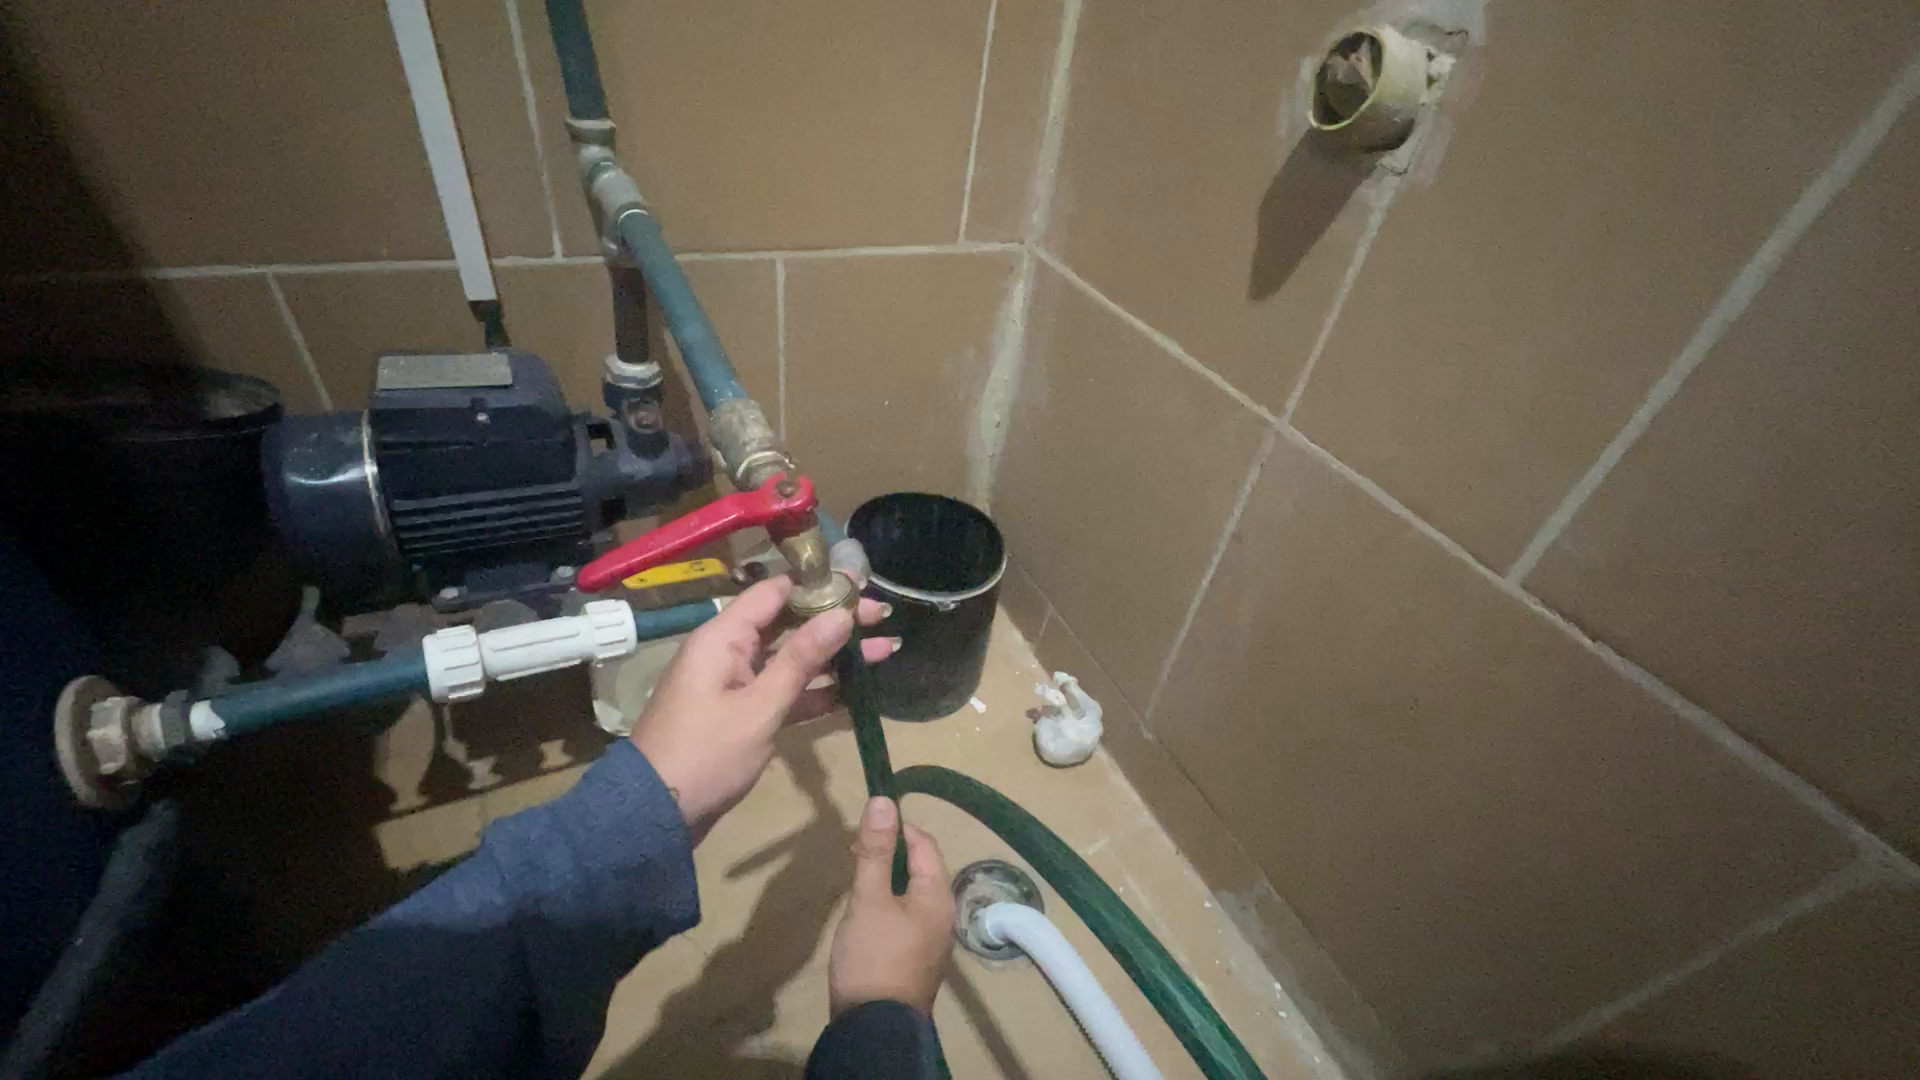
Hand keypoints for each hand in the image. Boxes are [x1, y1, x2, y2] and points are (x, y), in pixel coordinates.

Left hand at [630, 577, 891, 839]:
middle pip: (790, 623)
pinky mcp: (745, 713)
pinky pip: (787, 690)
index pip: (775, 592)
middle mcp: (731, 651)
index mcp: (724, 637)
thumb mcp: (759, 706)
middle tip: (883, 615)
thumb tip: (841, 613)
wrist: (654, 818)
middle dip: (836, 619)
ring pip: (794, 658)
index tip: (860, 584)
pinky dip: (818, 689)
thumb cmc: (706, 754)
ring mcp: (738, 683)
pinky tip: (857, 688)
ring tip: (886, 648)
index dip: (818, 584)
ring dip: (836, 655)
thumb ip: (801, 659)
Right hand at [828, 797, 954, 1016]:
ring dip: (887, 880)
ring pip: (912, 894)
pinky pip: (906, 918)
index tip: (864, 828)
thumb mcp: (869, 899)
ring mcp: (932, 941)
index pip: (924, 843)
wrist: (875, 1034)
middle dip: (890, 853)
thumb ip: (875, 850)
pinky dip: (888, 906)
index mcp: (938, 895)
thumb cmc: (874, 959)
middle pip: (920, 868)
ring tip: (856, 880)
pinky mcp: (916, 961)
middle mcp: (943, 915)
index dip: (897, 828)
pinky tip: (865, 916)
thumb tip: (883, 800)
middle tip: (855, 854)